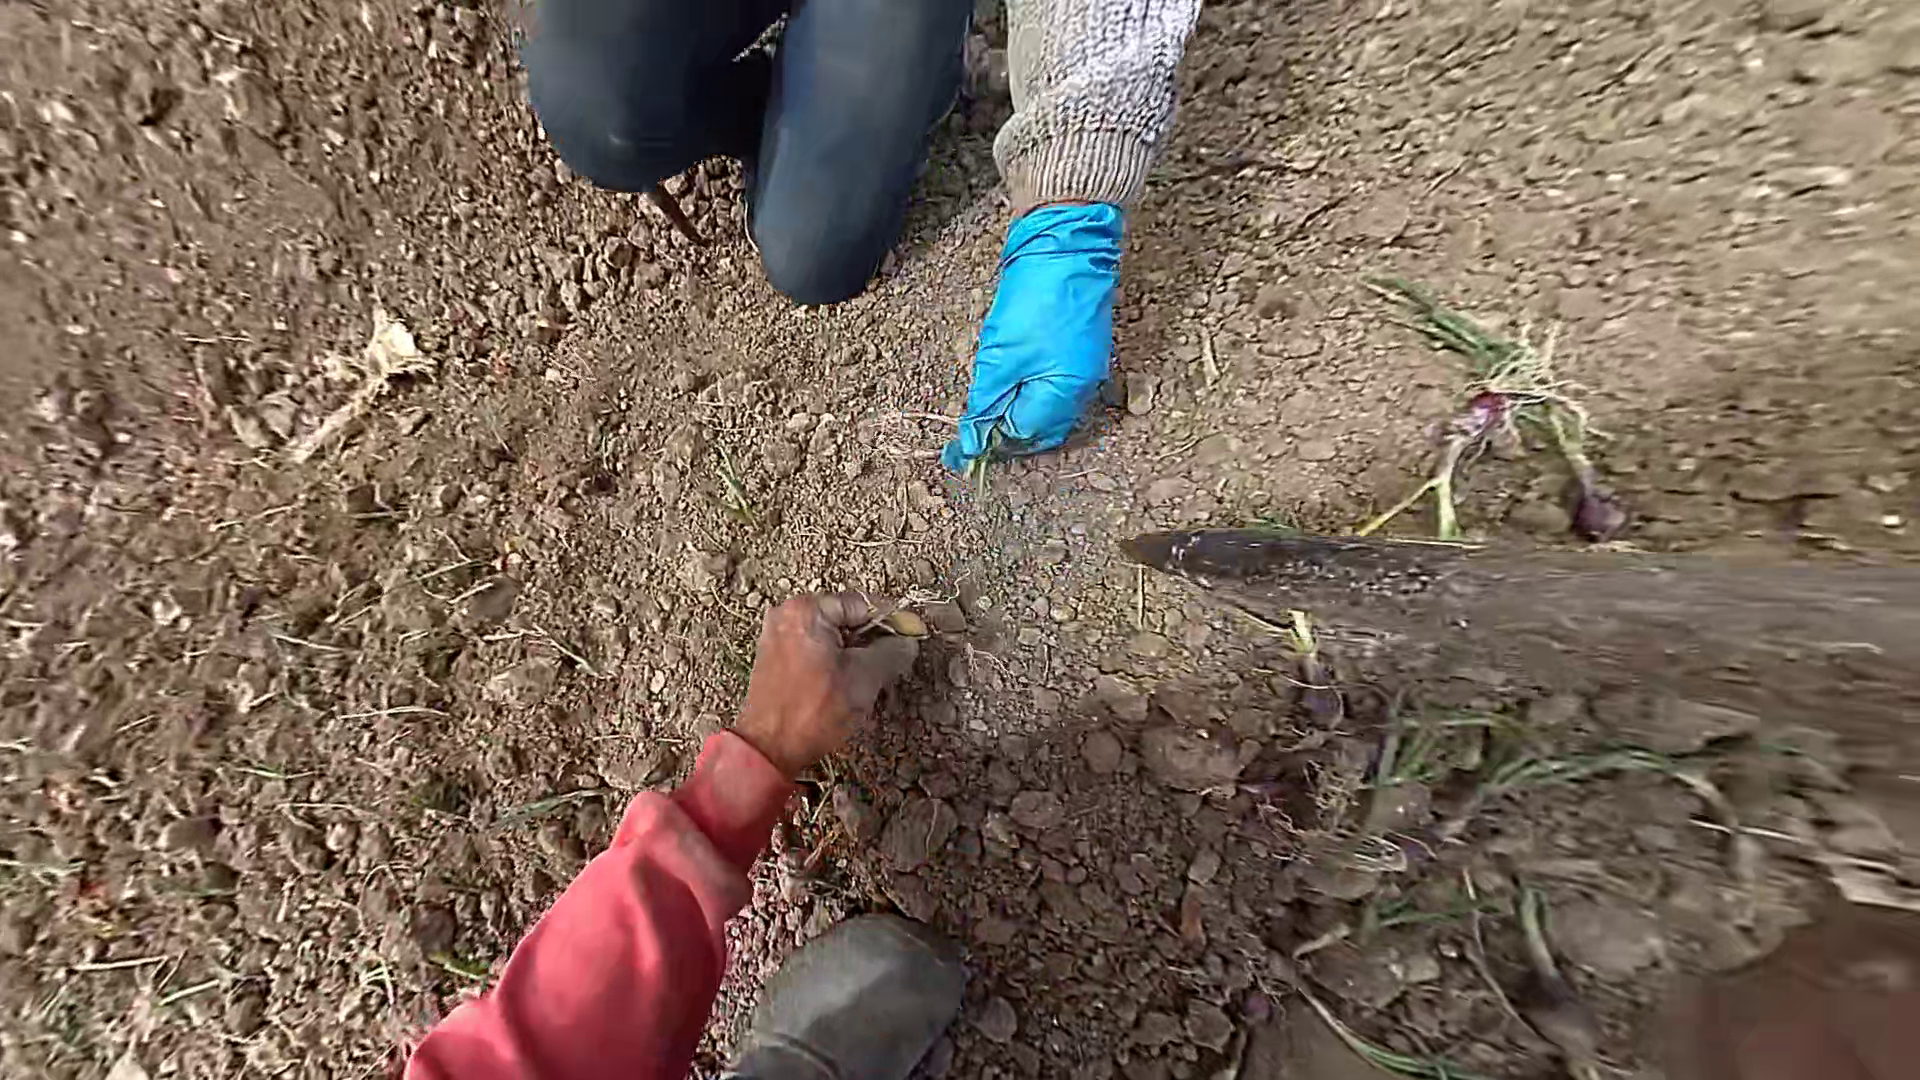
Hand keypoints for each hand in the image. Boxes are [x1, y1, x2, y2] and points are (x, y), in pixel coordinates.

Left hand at [734, 593, 919, 778]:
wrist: (768, 750)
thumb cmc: (814, 711)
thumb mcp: (864, 677)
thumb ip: (891, 652)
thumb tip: (907, 642)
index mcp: (808, 610)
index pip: (863, 605)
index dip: (892, 621)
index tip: (913, 635)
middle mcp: (788, 614)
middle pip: (847, 619)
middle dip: (874, 640)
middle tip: (896, 661)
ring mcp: (778, 635)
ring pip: (833, 636)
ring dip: (857, 653)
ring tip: (876, 678)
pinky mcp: (776, 656)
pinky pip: (817, 648)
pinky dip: (837, 660)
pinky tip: (851, 683)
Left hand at [941, 202, 1123, 472]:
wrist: (1066, 247)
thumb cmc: (1035, 299)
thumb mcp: (1000, 358)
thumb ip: (986, 404)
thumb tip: (973, 442)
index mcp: (1064, 395)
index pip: (1023, 436)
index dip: (990, 441)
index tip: (961, 445)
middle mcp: (1080, 391)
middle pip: (1036, 430)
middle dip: (1003, 430)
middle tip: (972, 424)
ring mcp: (1084, 373)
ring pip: (1043, 410)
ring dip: (1013, 411)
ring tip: (987, 398)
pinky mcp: (1080, 355)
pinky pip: (1052, 389)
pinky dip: (1028, 392)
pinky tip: (1010, 379)